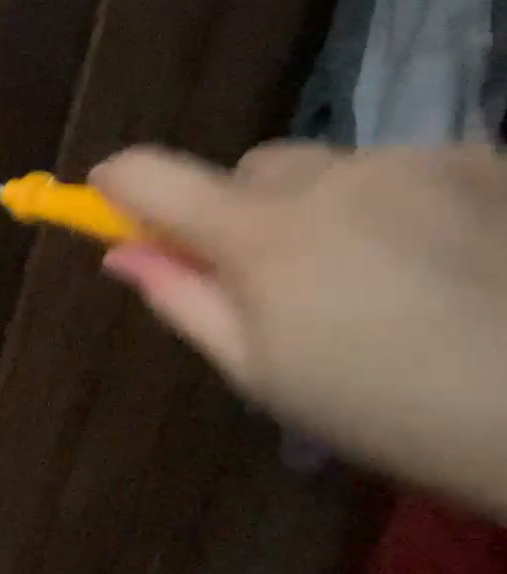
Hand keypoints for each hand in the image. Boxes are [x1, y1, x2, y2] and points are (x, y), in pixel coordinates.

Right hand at [91, 142, 506, 517]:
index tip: (107, 202)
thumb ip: (183, 300)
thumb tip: (121, 253)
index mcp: (263, 232)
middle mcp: (335, 178)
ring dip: (327, 207)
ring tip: (385, 278)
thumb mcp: (264, 374)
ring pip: (333, 169)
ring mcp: (423, 163)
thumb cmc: (397, 410)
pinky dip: (403, 204)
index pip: (149, 175)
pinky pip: (410, 170)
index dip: (114, 183)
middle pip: (250, 168)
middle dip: (241, 208)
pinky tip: (451, 262)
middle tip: (276, 275)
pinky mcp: (496, 163)